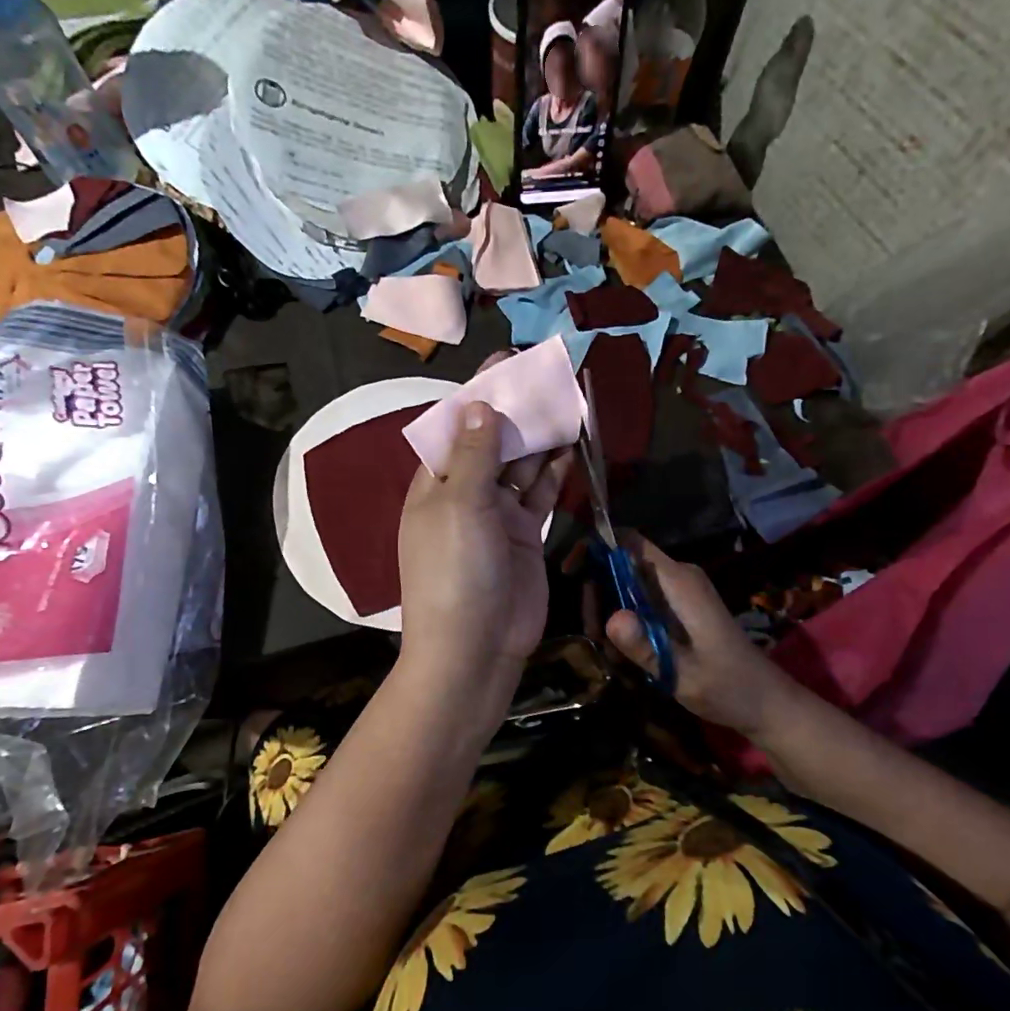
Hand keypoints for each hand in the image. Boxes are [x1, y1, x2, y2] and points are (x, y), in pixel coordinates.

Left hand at [398, 358, 571, 681]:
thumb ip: (475, 455)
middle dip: (518, 411)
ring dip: (542, 437)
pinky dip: (555, 472)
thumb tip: (480, 404)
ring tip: (569, 402)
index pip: (457, 426)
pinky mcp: (525, 535)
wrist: (475, 648)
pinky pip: (540, 494)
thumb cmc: (455, 572)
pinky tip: (573, 446)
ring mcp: (497, 515)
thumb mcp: (460, 506)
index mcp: (436, 482)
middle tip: (549, 376)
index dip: (481, 394)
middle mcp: (465, 493)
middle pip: (494, 441)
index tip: (506, 362)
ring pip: (522, 465)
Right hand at [604, 536, 792, 736]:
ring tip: (605, 650)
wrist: (764, 702)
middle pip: (623, 564)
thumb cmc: (727, 686)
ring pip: (628, 584)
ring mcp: (679, 592)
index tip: (572, 572)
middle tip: (589, 631)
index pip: (631, 542)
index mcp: (679, 582)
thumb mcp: (682, 673)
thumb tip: (610, 618)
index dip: (597, 546)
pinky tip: (623, 653)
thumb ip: (646, 646)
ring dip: (608, 609)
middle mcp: (677, 578)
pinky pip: (641, 600)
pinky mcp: (679, 608)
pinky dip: (625, 621)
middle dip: (598, 591)